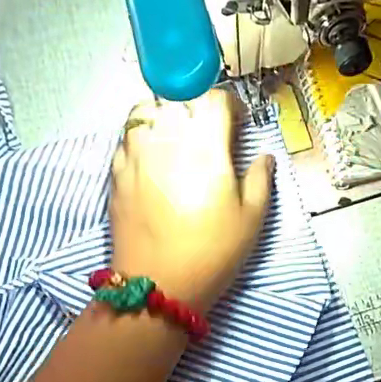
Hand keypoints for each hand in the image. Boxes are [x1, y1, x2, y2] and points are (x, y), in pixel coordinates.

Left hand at [110, 90, 273, 308]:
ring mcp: (136, 154)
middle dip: (196, 104)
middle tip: (209, 126)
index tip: (238, 122)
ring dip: (164, 112)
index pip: (214, 99)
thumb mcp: (252, 218)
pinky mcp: (116, 172)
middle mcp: (167, 138)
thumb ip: (260, 179)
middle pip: (178, 97)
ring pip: (144, 110)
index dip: (230, 104)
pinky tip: (153, 155)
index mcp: (205, 144)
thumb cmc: (213, 251)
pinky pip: (125, 137)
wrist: (158, 284)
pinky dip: (141, 135)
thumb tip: (264, 157)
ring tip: (177, 133)